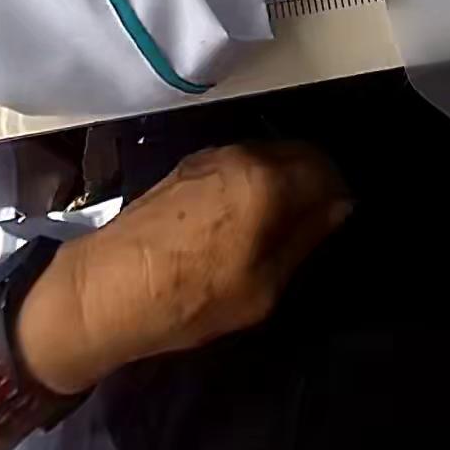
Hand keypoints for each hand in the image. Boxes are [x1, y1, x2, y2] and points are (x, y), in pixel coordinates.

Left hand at [15, 142, 350, 393]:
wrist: (110, 285)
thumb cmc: (191, 297)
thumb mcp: (263, 286)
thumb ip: (304, 237)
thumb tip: (336, 206)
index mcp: (264, 180)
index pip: (323, 168)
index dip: (340, 192)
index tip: (340, 218)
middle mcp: (239, 154)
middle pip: (296, 152)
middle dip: (315, 178)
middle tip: (317, 219)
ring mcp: (209, 154)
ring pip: (266, 153)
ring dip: (284, 176)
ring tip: (282, 220)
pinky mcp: (188, 163)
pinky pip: (238, 160)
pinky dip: (256, 176)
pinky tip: (248, 211)